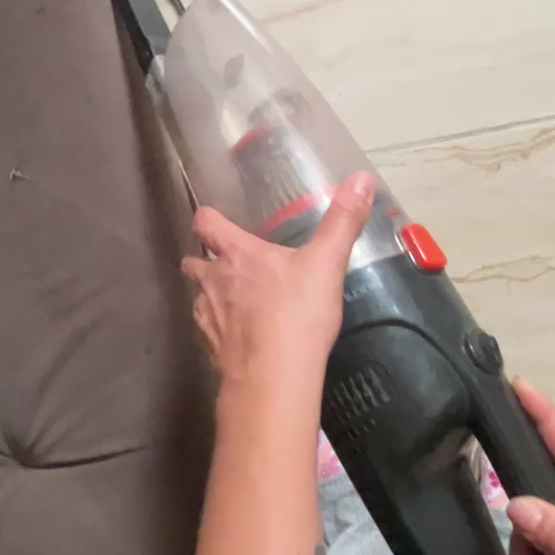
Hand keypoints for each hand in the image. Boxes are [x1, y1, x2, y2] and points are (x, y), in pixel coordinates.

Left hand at [181, 172, 374, 392]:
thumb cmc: (297, 313)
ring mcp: (207, 317)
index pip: (206, 223)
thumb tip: (361, 178)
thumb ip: (342, 222)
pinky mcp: (210, 349)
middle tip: (225, 263)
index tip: (214, 220)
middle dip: (204, 260)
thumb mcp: (326, 263)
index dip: (208, 218)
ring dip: (209, 295)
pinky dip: (218, 330)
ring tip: (233, 301)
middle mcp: (213, 281)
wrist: (273, 377)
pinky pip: (207, 332)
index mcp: (236, 254)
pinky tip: (238, 337)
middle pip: (192, 262)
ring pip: (197, 297)